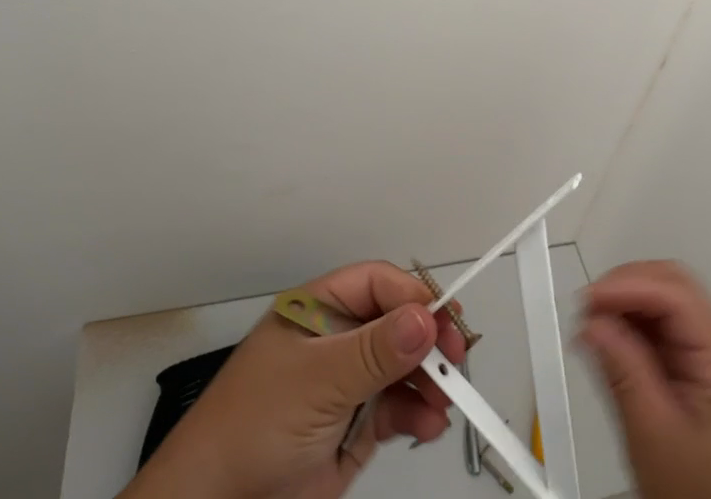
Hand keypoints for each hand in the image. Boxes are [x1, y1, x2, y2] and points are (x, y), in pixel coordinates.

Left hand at [120, 261, 468, 498]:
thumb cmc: (253, 426)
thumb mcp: (317, 381)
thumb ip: (375, 351)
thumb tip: (425, 318)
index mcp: (317, 311)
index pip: (377, 284)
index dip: (412, 297)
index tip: (442, 322)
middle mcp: (337, 340)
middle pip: (399, 324)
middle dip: (430, 342)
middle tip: (456, 360)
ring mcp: (349, 382)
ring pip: (406, 367)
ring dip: (430, 382)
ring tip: (445, 403)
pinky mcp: (358, 423)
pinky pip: (401, 407)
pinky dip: (420, 413)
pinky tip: (429, 425)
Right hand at [578, 261, 710, 498]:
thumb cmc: (704, 495)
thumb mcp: (653, 435)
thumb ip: (622, 373)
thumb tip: (593, 325)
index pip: (676, 294)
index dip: (628, 286)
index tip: (588, 300)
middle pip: (673, 287)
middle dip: (626, 287)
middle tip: (586, 309)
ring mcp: (709, 358)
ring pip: (665, 304)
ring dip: (626, 305)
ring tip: (591, 328)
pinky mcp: (694, 372)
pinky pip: (661, 331)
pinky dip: (630, 328)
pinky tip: (607, 344)